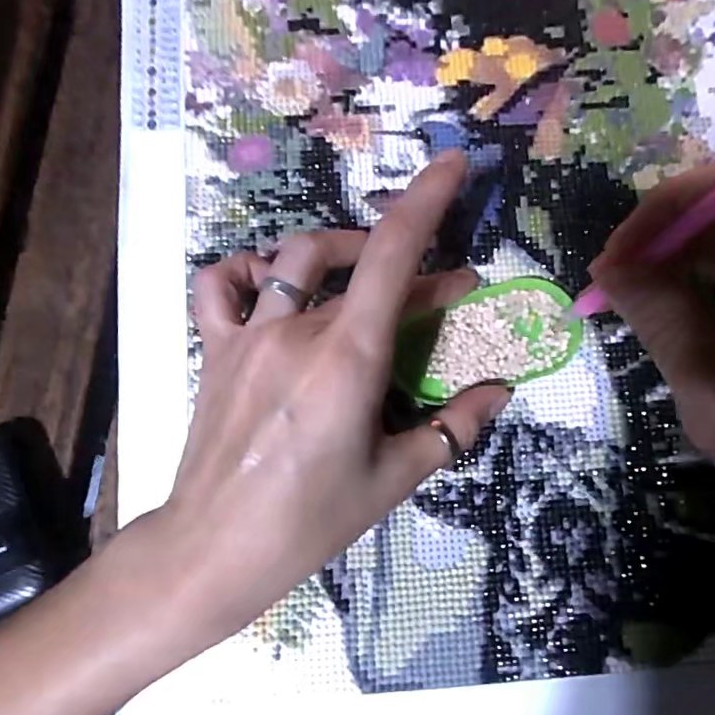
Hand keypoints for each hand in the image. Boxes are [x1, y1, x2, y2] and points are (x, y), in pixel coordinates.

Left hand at [144, 151, 512, 646]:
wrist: (216, 547)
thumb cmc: (311, 521)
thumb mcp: (394, 478)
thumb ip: (452, 427)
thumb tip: (499, 390)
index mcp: (348, 358)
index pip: (392, 254)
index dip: (426, 202)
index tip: (452, 168)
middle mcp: (298, 330)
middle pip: (360, 269)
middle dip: (412, 273)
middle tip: (444, 295)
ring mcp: (249, 334)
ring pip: (296, 261)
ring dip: (337, 252)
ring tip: (359, 270)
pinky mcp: (215, 349)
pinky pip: (221, 285)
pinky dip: (247, 271)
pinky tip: (268, 284)